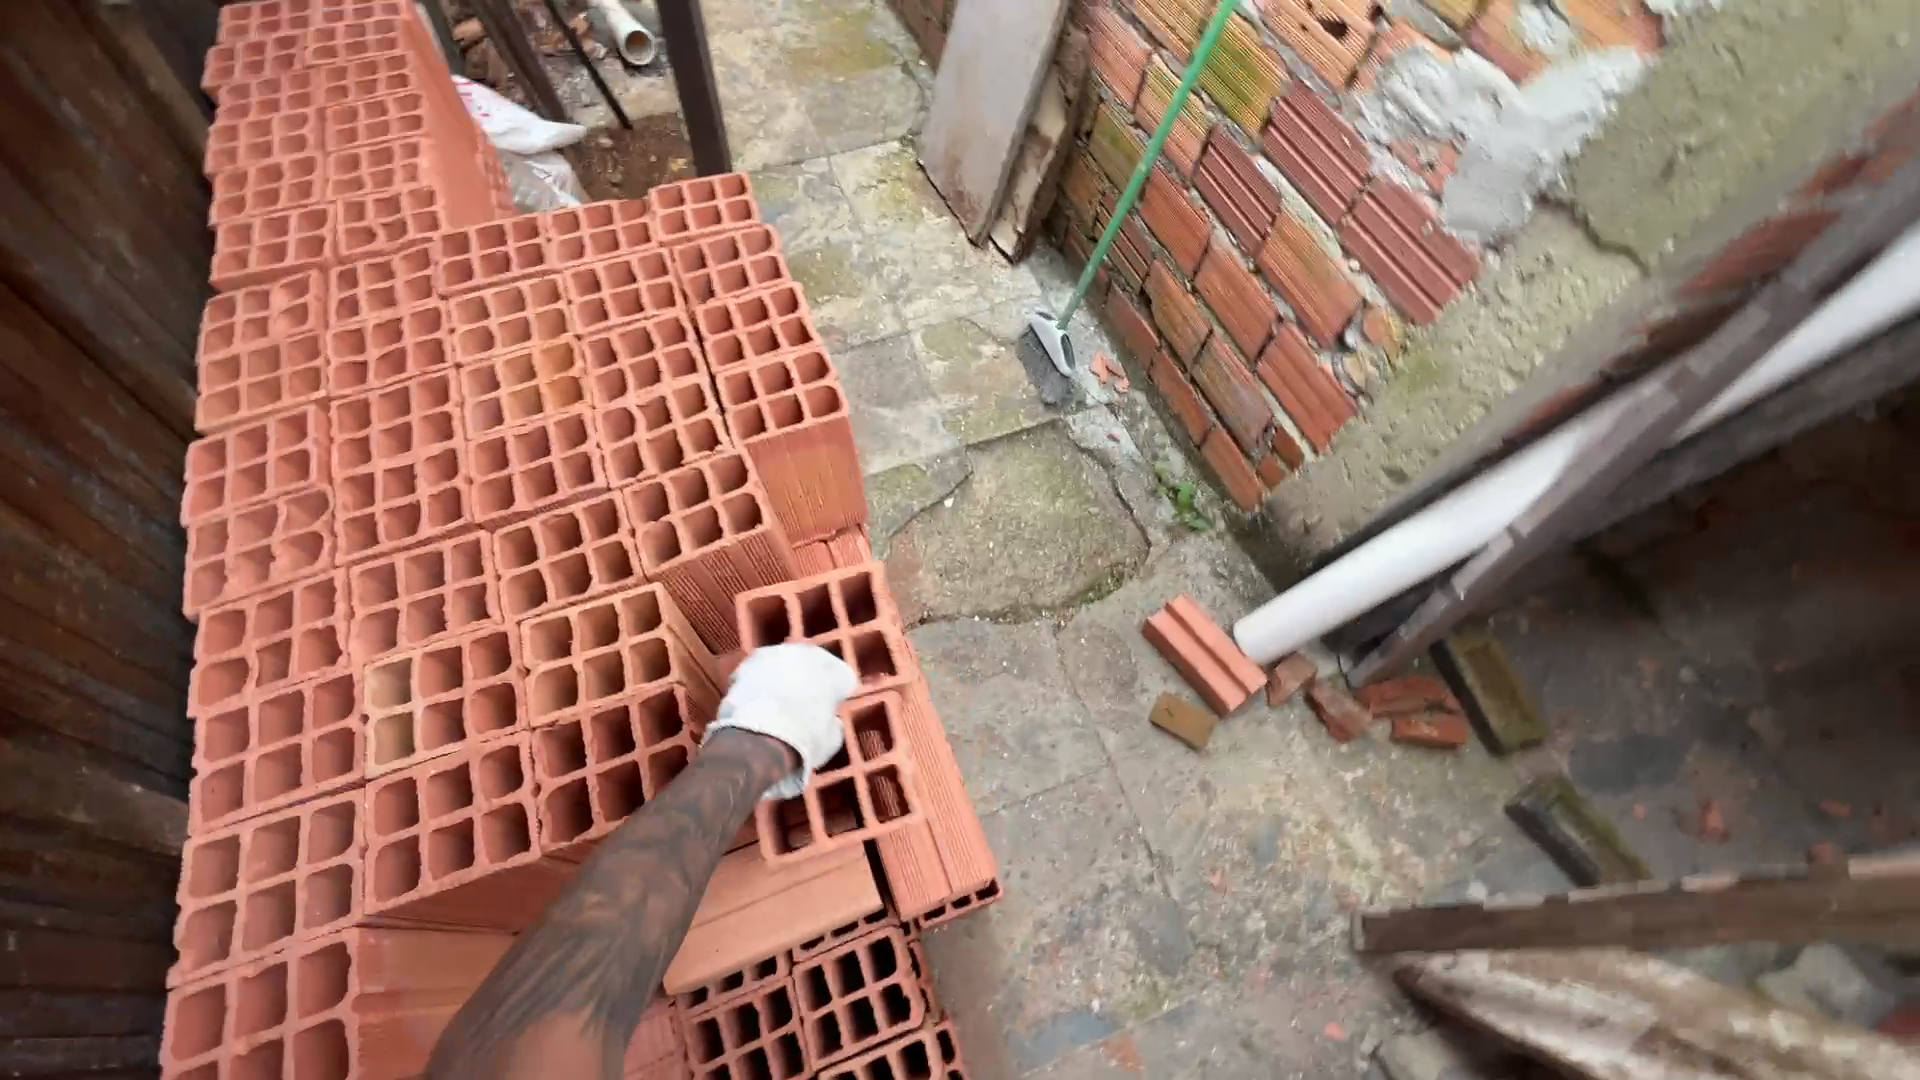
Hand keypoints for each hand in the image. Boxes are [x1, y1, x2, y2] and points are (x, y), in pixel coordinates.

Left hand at [705, 644, 856, 799]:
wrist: (759, 741)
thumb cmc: (803, 743)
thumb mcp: (831, 740)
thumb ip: (833, 722)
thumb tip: (829, 720)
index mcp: (837, 673)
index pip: (844, 678)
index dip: (837, 695)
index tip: (830, 709)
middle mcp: (811, 654)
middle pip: (814, 664)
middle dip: (810, 680)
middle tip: (802, 704)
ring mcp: (779, 653)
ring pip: (785, 663)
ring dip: (783, 677)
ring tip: (775, 702)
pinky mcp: (750, 660)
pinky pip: (759, 670)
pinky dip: (758, 682)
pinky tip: (754, 702)